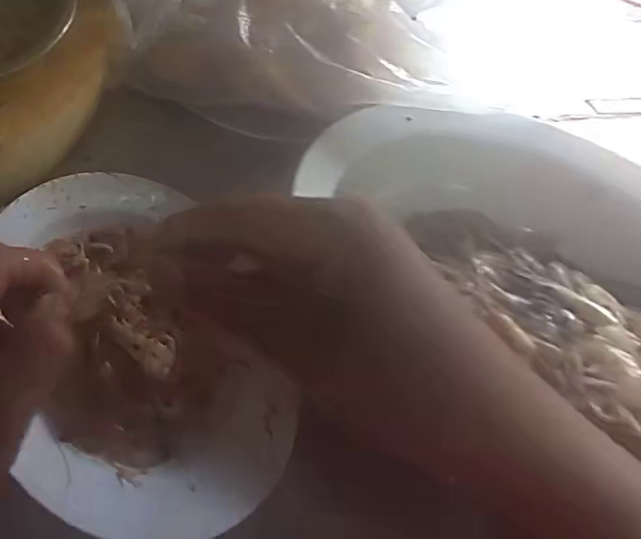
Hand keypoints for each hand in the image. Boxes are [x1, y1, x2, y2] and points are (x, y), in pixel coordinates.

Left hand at [0, 242, 73, 538]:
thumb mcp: (6, 401)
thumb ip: (40, 344)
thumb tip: (62, 298)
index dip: (38, 268)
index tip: (77, 293)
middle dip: (27, 282)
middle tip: (67, 309)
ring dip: (15, 304)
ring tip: (51, 331)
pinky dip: (0, 326)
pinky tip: (23, 354)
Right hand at [157, 195, 640, 538]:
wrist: (504, 431)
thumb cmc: (394, 386)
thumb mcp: (295, 345)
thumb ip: (221, 300)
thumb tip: (156, 273)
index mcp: (326, 222)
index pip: (231, 215)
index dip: (180, 234)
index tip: (137, 253)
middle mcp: (339, 209)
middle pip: (248, 216)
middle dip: (200, 242)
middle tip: (157, 271)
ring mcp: (357, 229)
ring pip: (268, 230)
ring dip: (228, 253)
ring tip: (189, 281)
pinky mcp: (367, 252)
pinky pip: (294, 246)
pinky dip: (260, 264)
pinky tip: (240, 288)